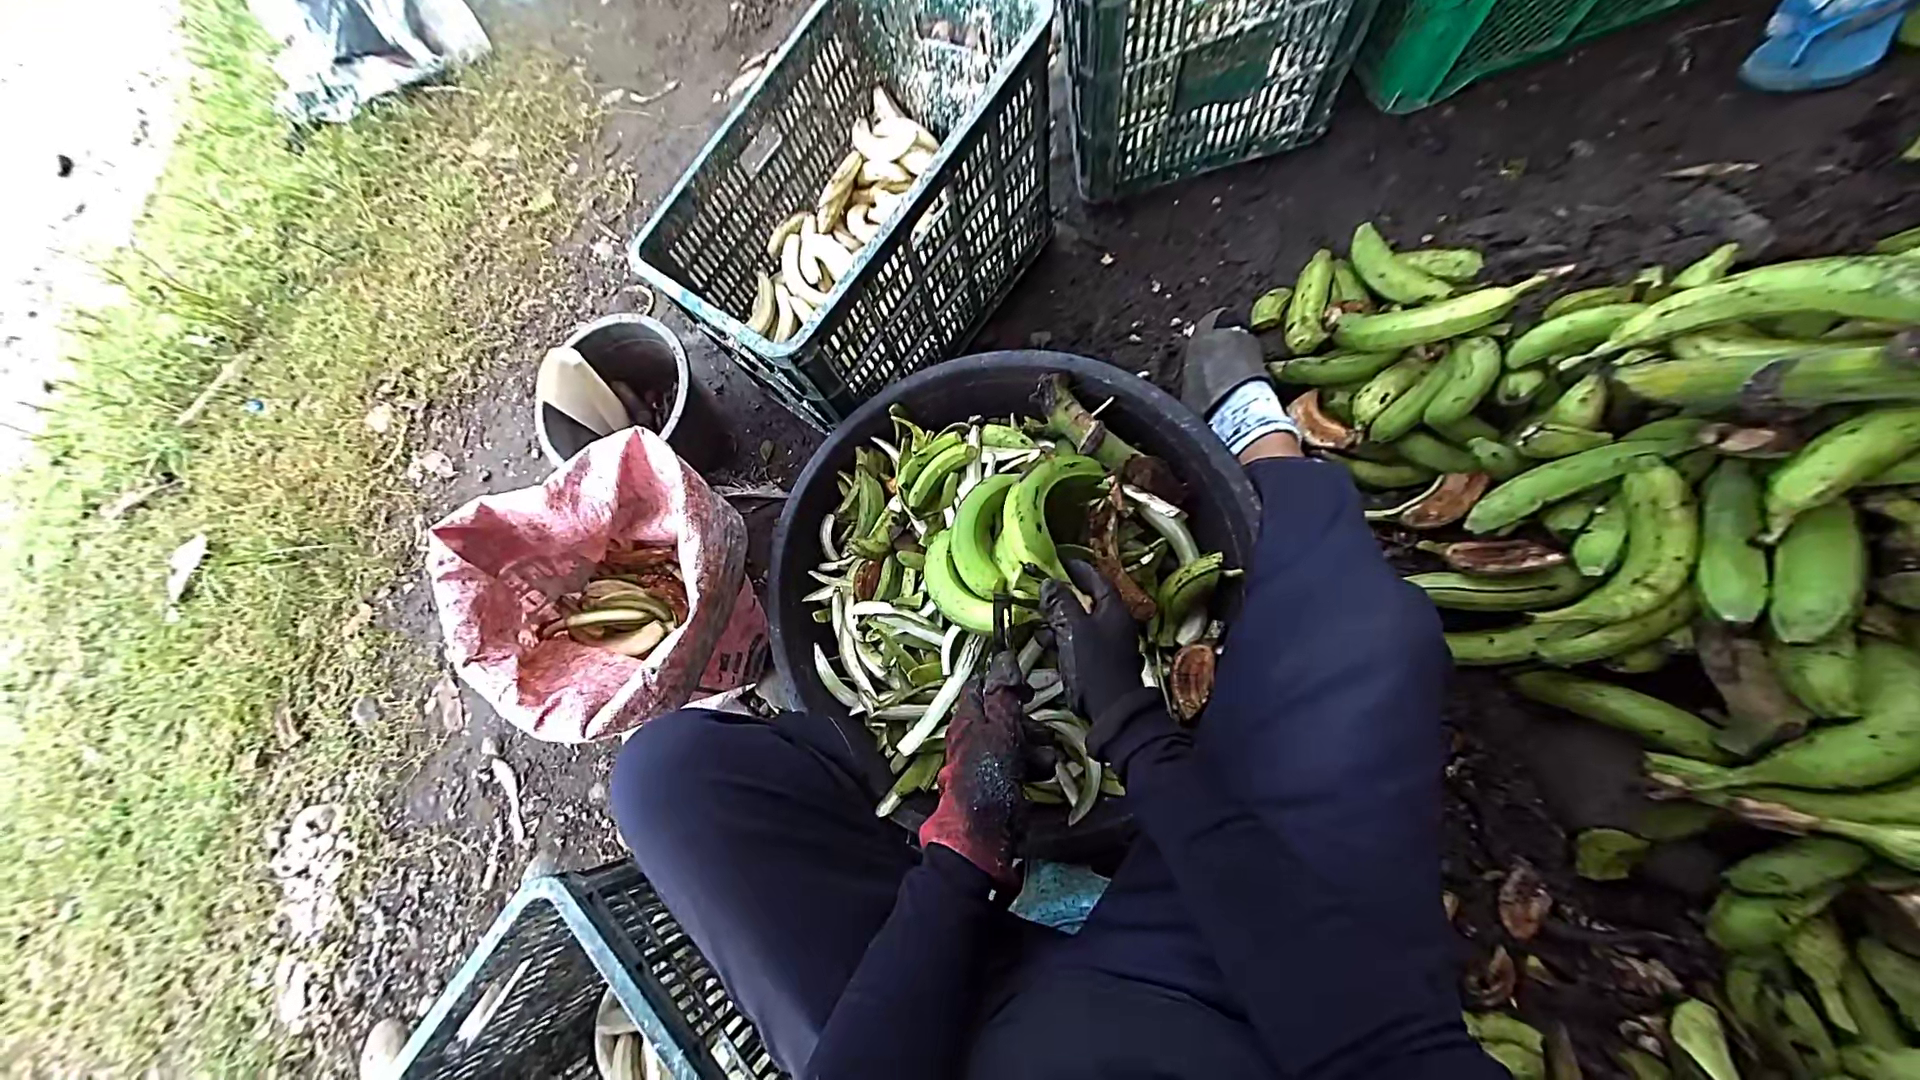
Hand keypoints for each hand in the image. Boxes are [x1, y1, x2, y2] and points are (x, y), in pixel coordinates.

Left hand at [918, 655, 1026, 888]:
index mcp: (965, 719)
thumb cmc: (988, 775)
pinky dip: (1033, 765)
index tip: (1026, 686)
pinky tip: (1044, 771)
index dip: (1003, 681)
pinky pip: (1019, 764)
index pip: (981, 686)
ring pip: (1014, 739)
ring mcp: (985, 761)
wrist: (984, 834)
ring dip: (1035, 744)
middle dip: (1026, 719)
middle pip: (1002, 715)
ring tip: (1046, 756)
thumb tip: (1004, 658)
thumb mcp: (1000, 728)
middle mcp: (972, 737)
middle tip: (1041, 725)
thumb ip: (1004, 695)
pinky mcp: (998, 782)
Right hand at [1041, 561, 1179, 775]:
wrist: (1109, 709)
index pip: (1096, 578)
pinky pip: (1078, 639)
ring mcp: (1107, 642)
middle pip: (1088, 599)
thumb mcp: (1073, 629)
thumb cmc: (1093, 664)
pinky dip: (1062, 636)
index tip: (1059, 560)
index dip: (1077, 567)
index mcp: (1113, 609)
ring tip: (1039, 613)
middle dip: (1064, 593)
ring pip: (1081, 620)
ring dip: (1060, 616)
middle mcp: (1114, 622)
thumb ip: (1061, 603)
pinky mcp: (1098, 659)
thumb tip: (1049, 583)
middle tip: (1043, 586)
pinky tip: (1045, 639)